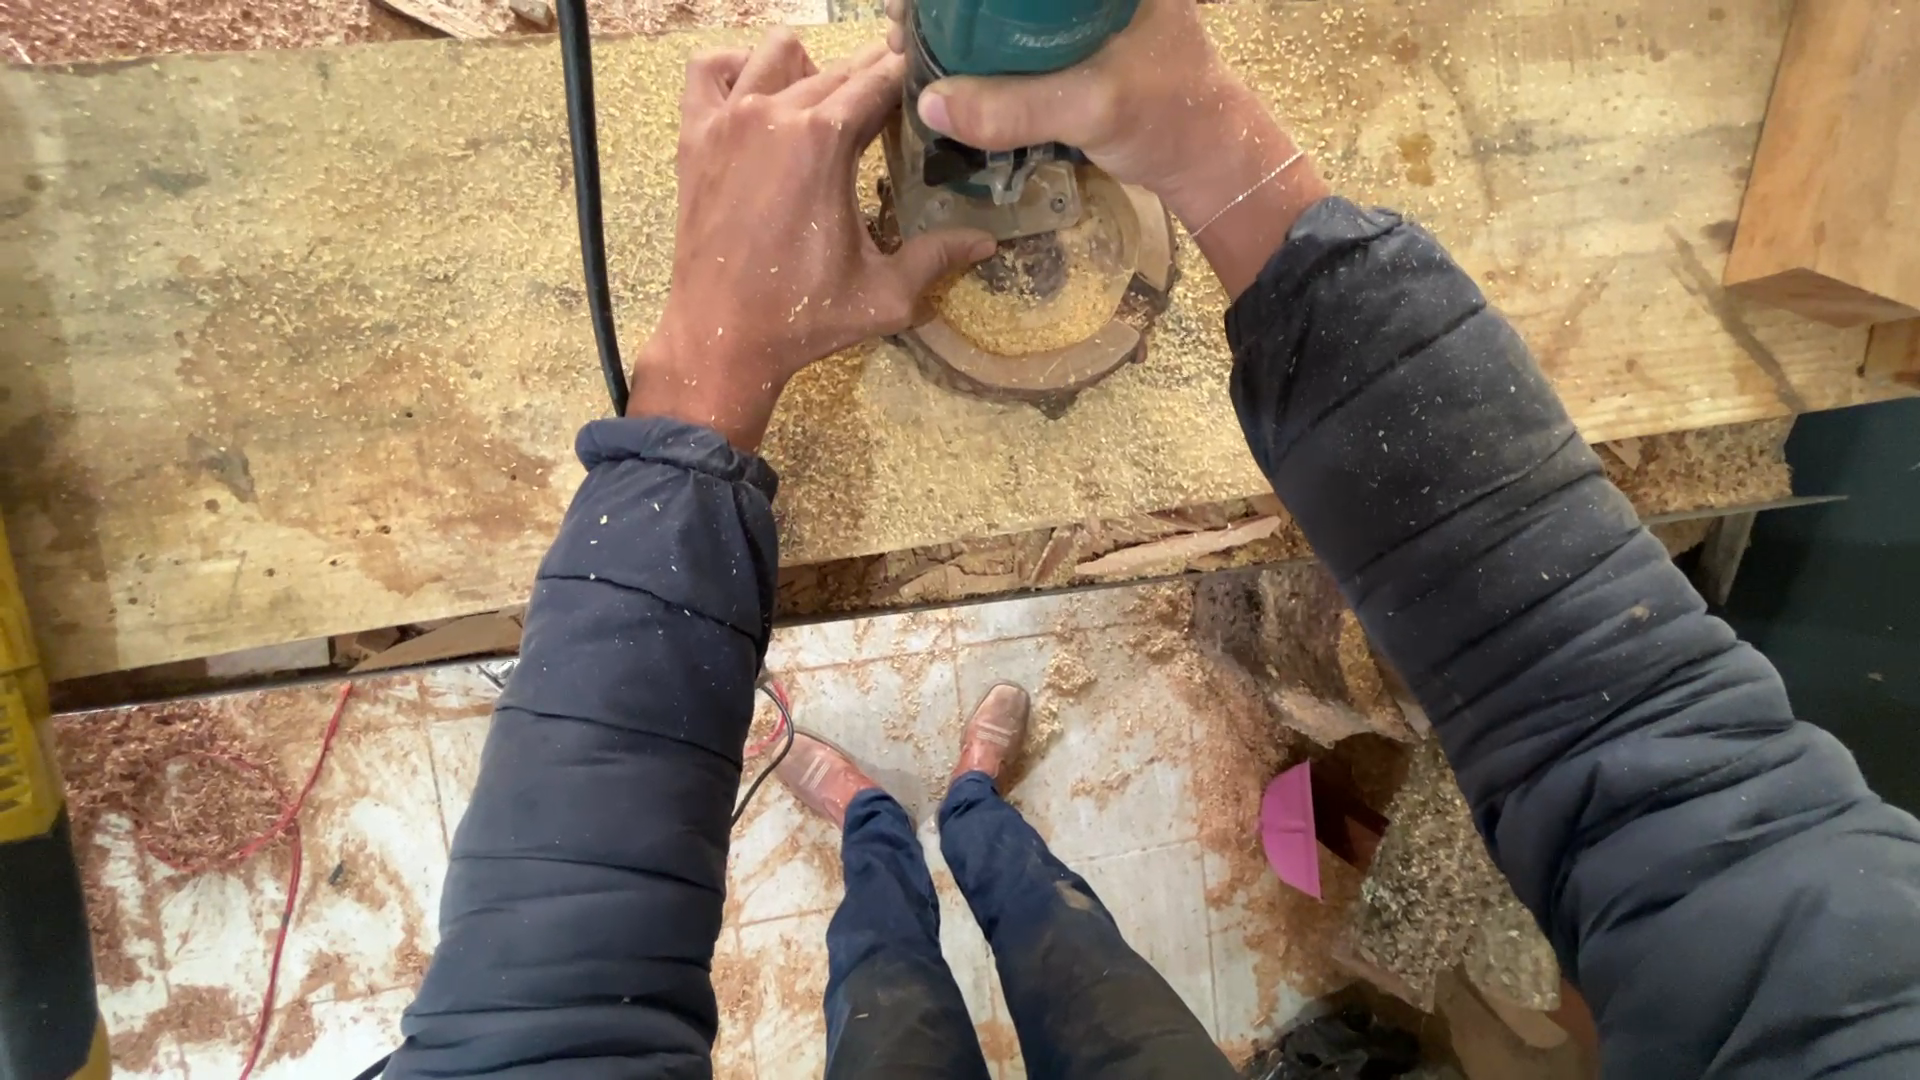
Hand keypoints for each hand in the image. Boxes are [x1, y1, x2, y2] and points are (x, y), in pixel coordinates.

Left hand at [633, 29, 996, 449]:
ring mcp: (727, 119)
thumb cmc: (805, 319)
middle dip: (870, 80)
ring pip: (778, 56)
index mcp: (824, 141)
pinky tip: (758, 97)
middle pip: (835, 70)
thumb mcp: (885, 294)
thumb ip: (936, 258)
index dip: (908, 81)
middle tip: (893, 107)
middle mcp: (774, 112)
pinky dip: (737, 69)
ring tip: (827, 109)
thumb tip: (986, 242)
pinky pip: (710, 70)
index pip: (879, 82)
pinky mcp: (694, 136)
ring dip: (811, 72)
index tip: (926, 92)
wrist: (723, 337)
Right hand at [885, 0, 1328, 296]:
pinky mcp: (1066, 45)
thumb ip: (1015, 108)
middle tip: (898, 26)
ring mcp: (1072, 11)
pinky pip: (1010, 40)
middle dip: (943, 2)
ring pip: (999, 10)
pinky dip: (976, 55)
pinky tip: (945, 69)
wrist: (1201, 157)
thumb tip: (932, 107)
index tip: (909, 0)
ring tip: (908, 47)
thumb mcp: (1090, 108)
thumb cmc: (1166, 116)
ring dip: (952, 26)